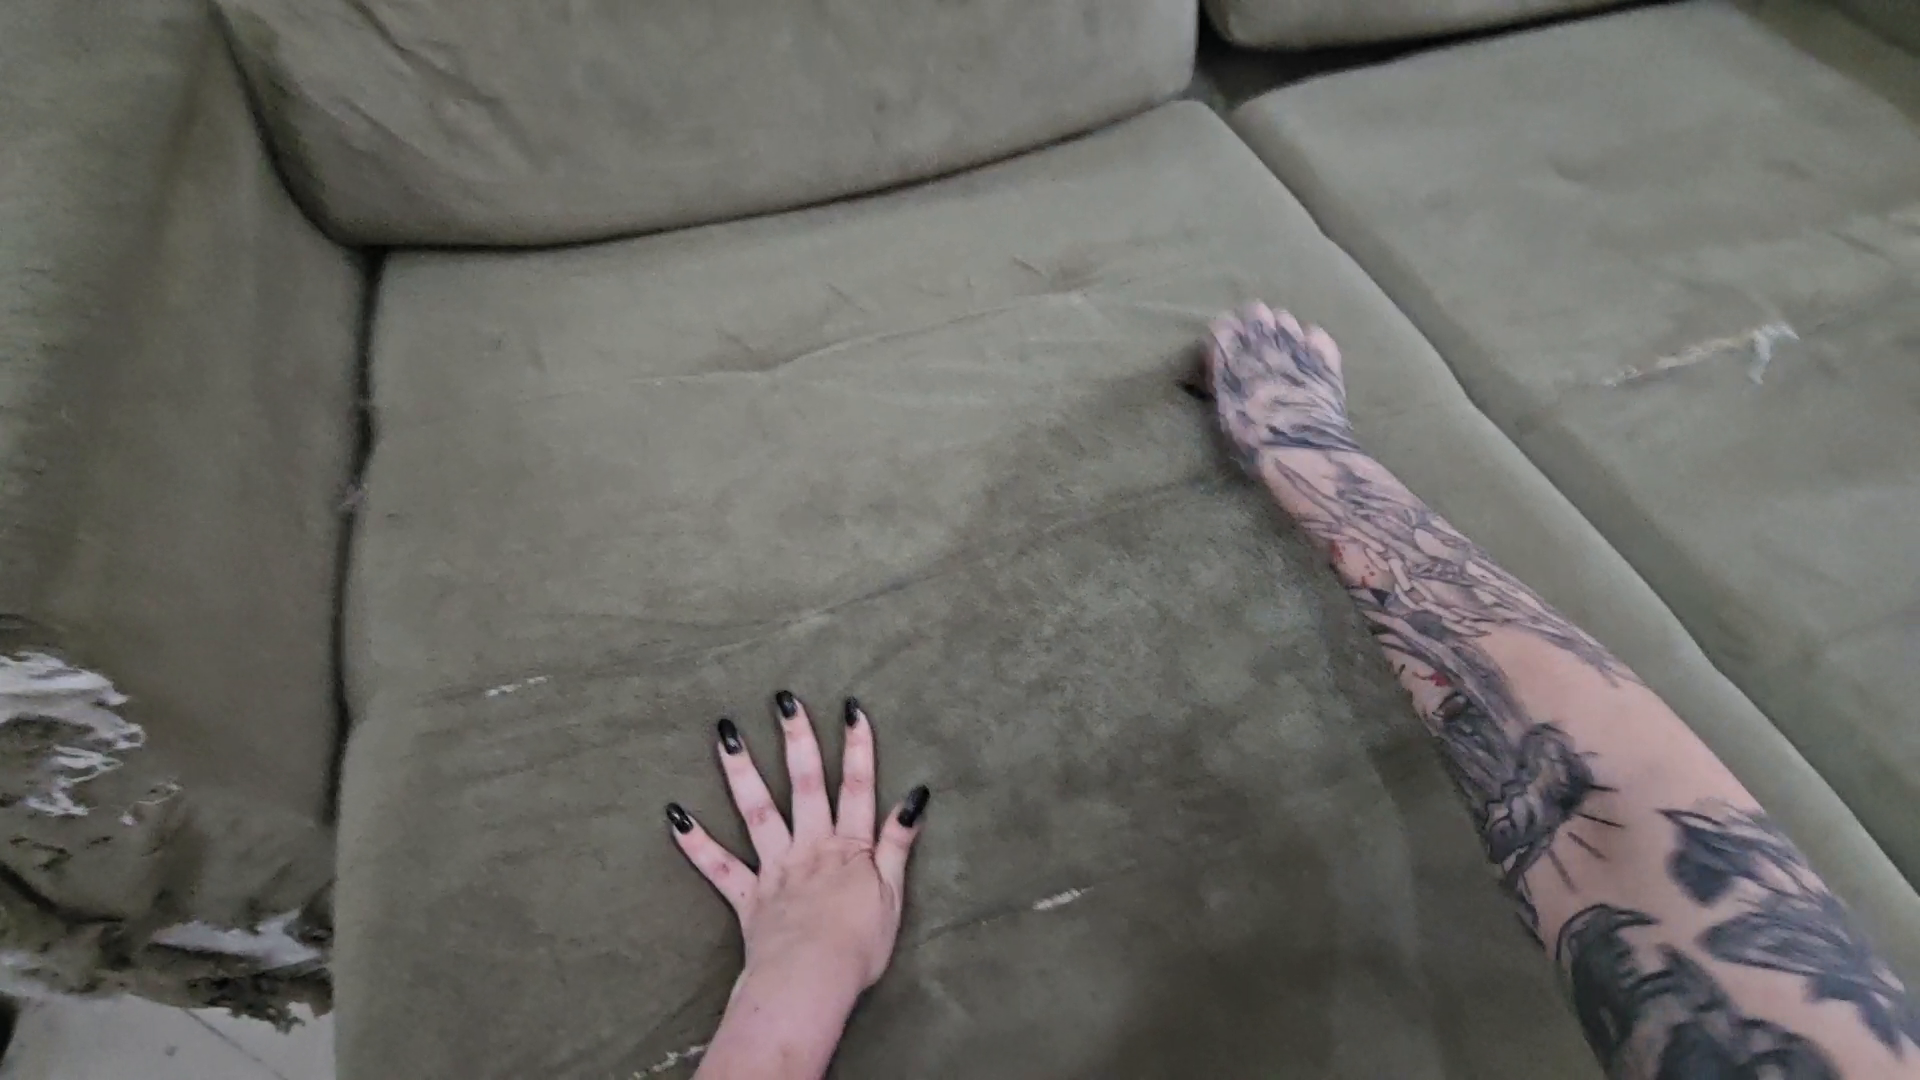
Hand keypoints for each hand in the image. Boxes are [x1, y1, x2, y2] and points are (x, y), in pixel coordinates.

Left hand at [668, 693, 927, 995]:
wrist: (809, 985)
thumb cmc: (859, 945)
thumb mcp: (893, 894)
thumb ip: (898, 843)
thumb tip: (915, 797)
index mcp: (849, 846)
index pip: (858, 786)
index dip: (858, 746)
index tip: (851, 708)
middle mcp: (810, 846)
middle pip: (805, 784)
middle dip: (796, 738)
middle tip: (783, 699)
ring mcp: (775, 867)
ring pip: (757, 810)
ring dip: (740, 770)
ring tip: (725, 732)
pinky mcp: (747, 896)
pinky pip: (718, 867)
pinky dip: (696, 843)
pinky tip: (675, 815)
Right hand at [1198, 302, 1362, 460]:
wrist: (1303, 453)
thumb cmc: (1254, 444)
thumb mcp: (1224, 414)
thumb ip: (1222, 384)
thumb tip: (1220, 367)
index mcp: (1234, 362)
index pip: (1221, 327)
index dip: (1221, 333)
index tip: (1220, 343)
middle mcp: (1265, 348)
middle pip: (1254, 312)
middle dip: (1249, 322)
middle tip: (1248, 340)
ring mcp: (1298, 350)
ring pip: (1284, 318)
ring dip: (1277, 328)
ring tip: (1275, 345)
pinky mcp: (1326, 360)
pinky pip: (1317, 334)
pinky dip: (1309, 338)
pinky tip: (1305, 351)